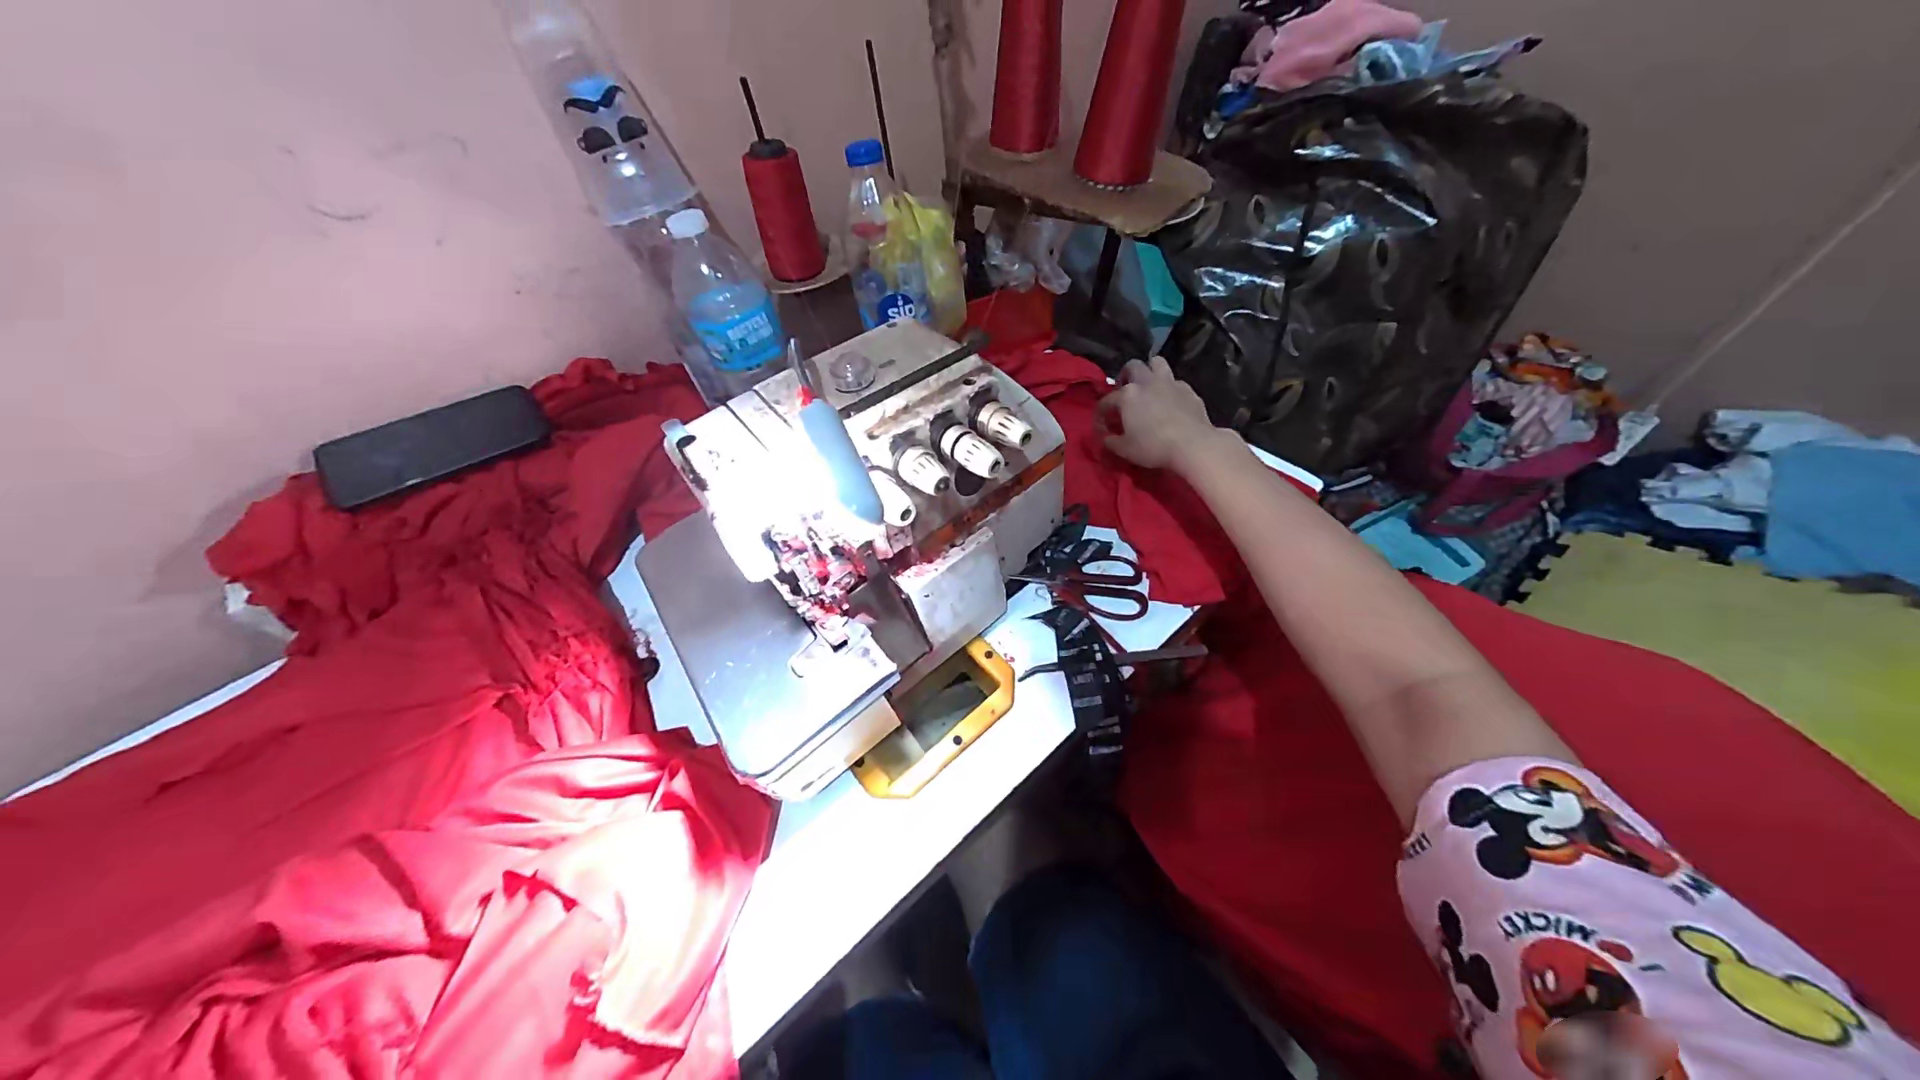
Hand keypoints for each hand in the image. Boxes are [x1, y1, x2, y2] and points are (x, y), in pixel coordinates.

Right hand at [1094, 356, 1226, 473]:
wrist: (1192, 444)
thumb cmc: (1153, 446)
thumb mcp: (1125, 449)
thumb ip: (1111, 442)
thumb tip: (1106, 438)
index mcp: (1128, 395)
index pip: (1107, 400)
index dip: (1101, 413)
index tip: (1102, 426)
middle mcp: (1148, 382)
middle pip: (1133, 366)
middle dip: (1126, 375)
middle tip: (1125, 390)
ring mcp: (1170, 383)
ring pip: (1157, 363)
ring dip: (1150, 371)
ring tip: (1149, 386)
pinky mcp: (1189, 391)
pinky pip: (1176, 382)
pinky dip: (1170, 389)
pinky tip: (1171, 402)